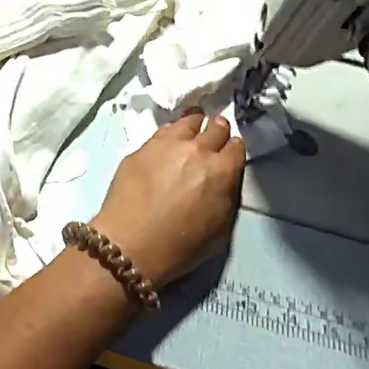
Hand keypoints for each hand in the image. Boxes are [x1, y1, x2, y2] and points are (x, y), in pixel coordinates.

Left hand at [91, 112, 245, 286]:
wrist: (130, 246)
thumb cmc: (180, 246)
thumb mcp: (221, 229)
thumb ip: (228, 195)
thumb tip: (225, 180)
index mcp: (222, 170)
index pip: (237, 145)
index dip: (233, 152)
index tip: (227, 158)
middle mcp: (197, 149)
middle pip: (215, 126)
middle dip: (216, 133)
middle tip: (210, 144)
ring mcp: (167, 144)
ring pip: (188, 121)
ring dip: (194, 127)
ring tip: (189, 136)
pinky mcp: (141, 148)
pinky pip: (162, 132)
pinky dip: (170, 135)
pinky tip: (166, 145)